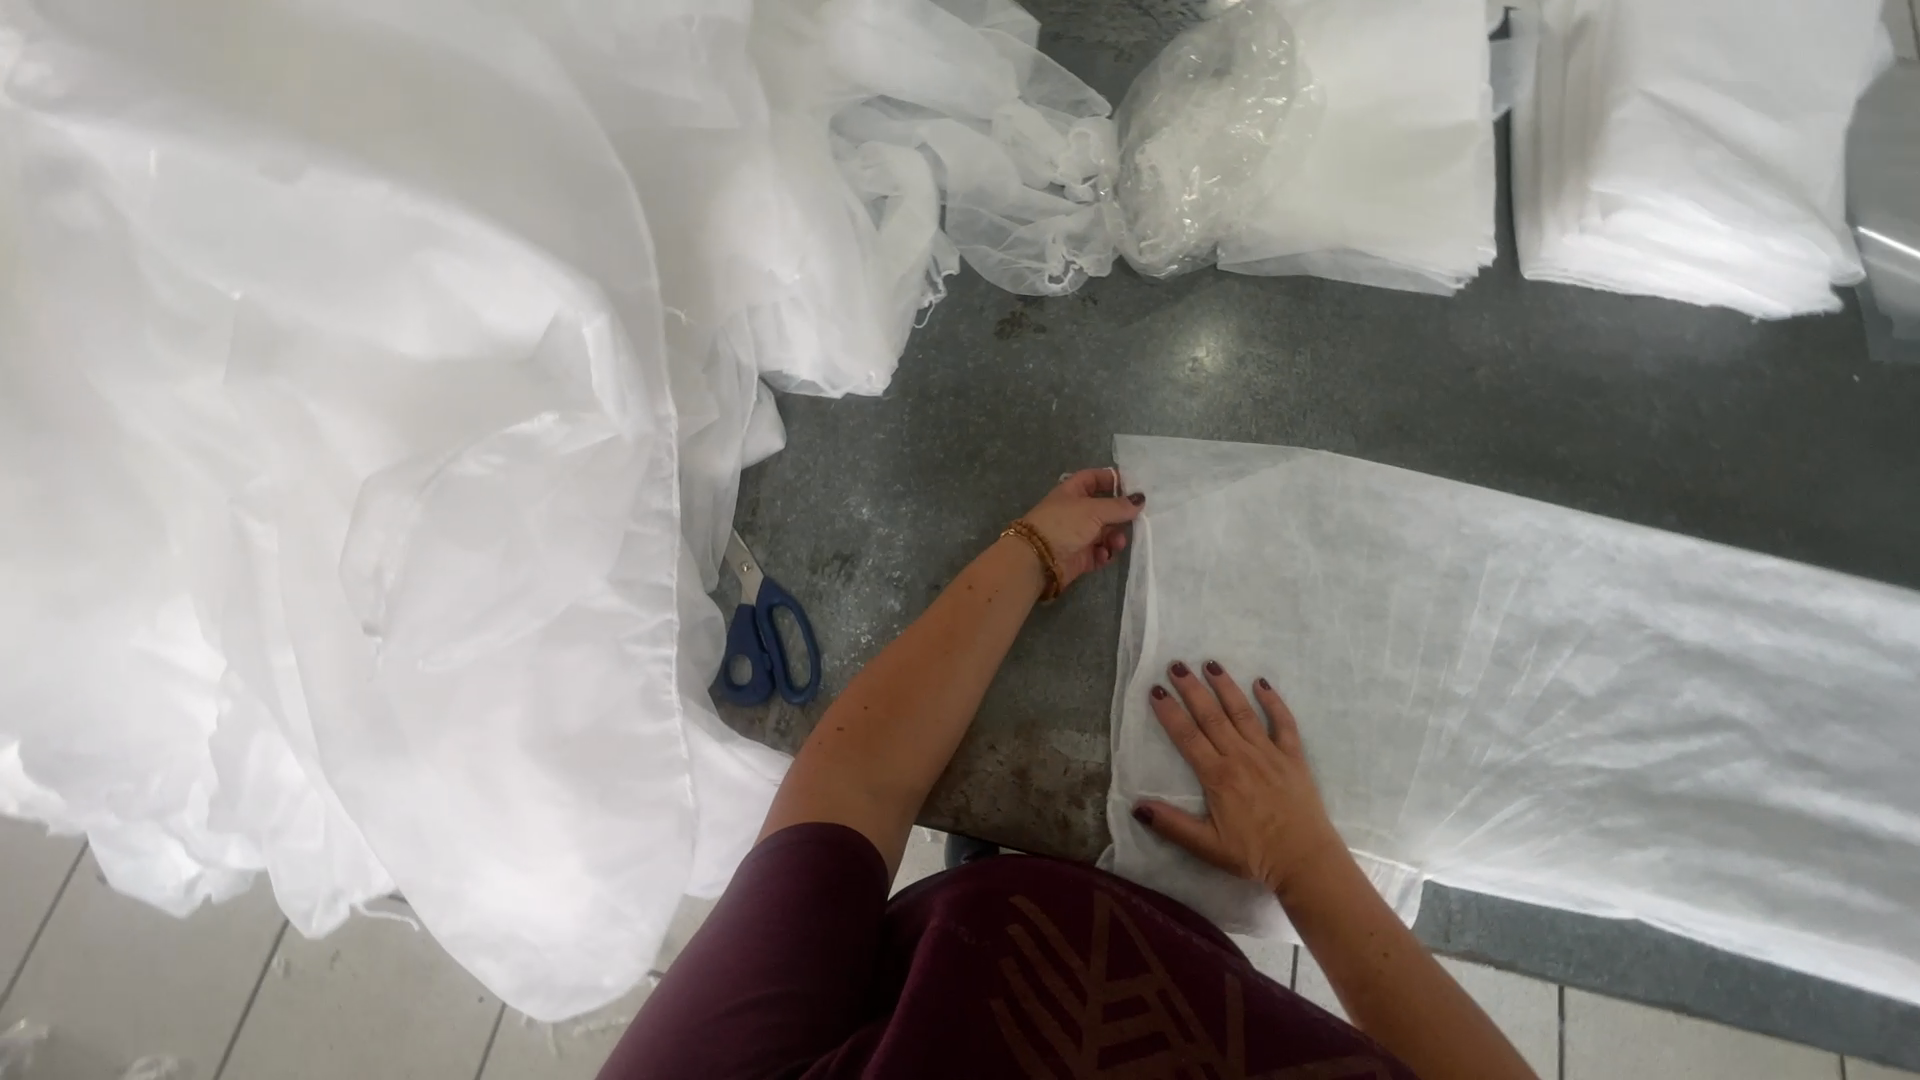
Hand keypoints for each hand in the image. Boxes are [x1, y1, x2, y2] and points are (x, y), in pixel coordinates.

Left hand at [1018, 468, 1143, 589]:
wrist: (1038, 560)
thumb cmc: (1063, 525)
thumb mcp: (1093, 510)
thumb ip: (1119, 506)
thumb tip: (1141, 499)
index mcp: (1072, 492)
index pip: (1094, 479)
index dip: (1112, 480)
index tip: (1134, 487)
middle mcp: (1075, 512)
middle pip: (1105, 509)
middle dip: (1120, 516)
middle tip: (1134, 521)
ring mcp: (1077, 535)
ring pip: (1105, 533)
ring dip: (1114, 538)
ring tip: (1116, 544)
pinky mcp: (1080, 557)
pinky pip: (1100, 553)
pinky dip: (1104, 554)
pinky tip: (1102, 556)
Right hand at [1133, 661, 1347, 899]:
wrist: (1307, 863)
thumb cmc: (1255, 855)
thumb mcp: (1208, 847)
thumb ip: (1173, 825)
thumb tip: (1137, 807)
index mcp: (1218, 777)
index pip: (1187, 736)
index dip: (1170, 712)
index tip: (1156, 690)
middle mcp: (1241, 757)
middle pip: (1211, 716)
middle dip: (1192, 689)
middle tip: (1177, 665)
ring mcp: (1269, 754)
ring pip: (1243, 712)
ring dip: (1226, 686)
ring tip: (1210, 663)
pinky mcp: (1293, 757)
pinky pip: (1283, 723)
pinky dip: (1274, 702)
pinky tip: (1262, 683)